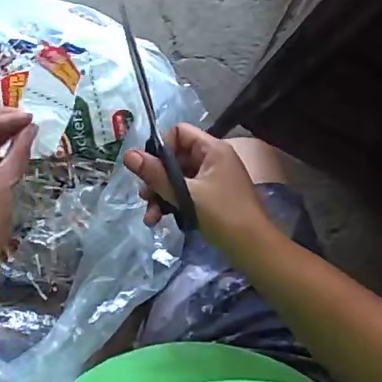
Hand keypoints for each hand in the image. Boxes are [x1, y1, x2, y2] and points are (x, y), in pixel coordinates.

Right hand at [124, 124, 275, 251]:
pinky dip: (172, 202)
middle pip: (175, 157)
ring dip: (161, 193)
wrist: (254, 248)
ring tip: (150, 215)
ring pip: (178, 177)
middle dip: (156, 177)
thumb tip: (128, 155)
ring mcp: (213, 178)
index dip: (162, 147)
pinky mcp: (212, 196)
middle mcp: (213, 159)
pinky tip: (159, 219)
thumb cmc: (222, 215)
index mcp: (212, 149)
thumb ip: (156, 174)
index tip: (149, 168)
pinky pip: (185, 191)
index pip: (179, 132)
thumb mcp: (185, 194)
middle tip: (144, 195)